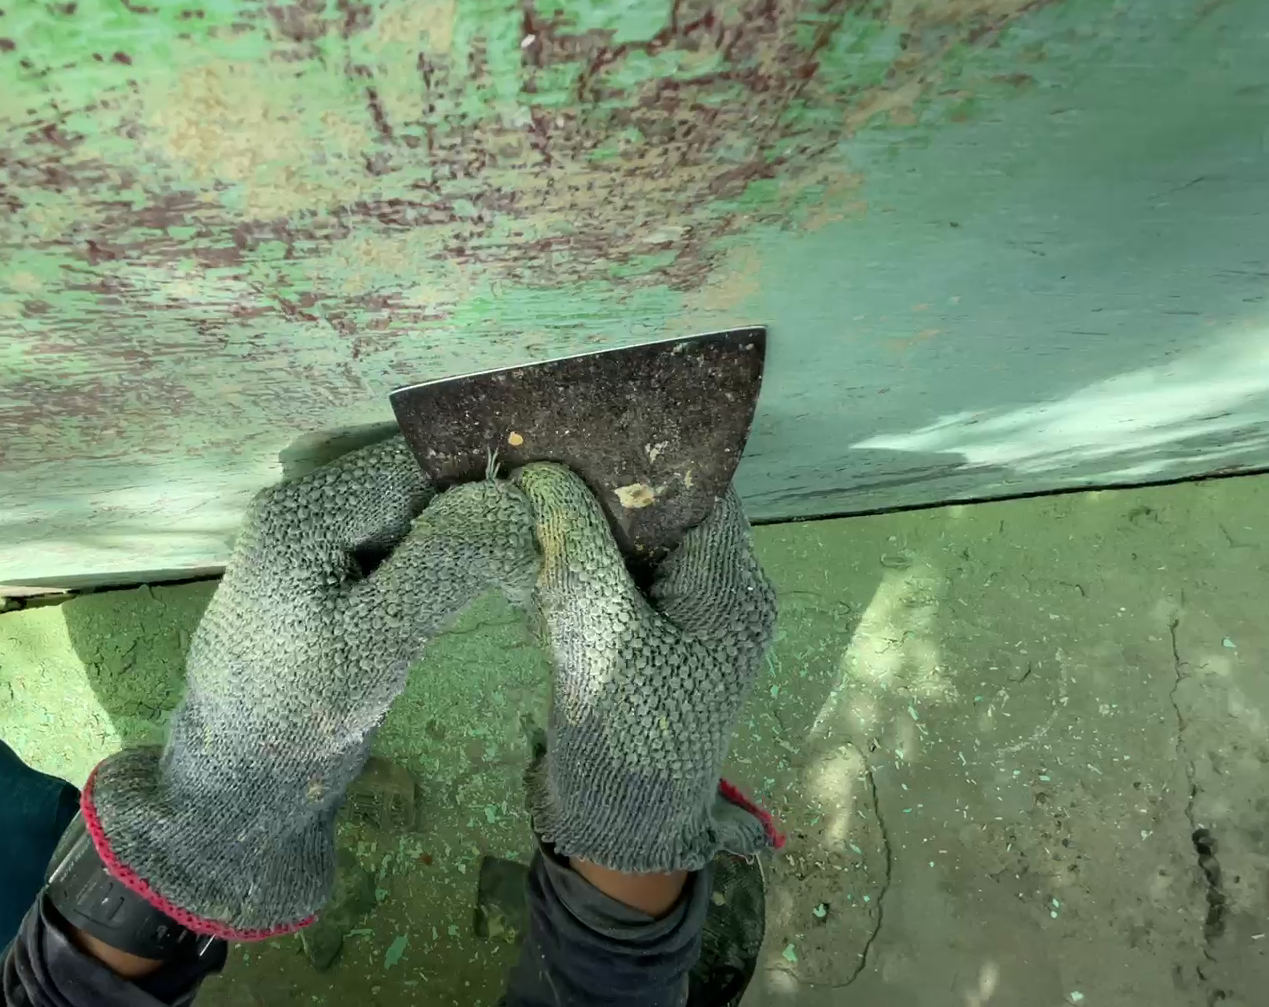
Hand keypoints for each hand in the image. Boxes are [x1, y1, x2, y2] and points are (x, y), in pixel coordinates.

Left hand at [83, 438, 536, 937]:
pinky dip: (432, 551)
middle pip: (409, 480)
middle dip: (469, 506)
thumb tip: (515, 501)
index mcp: (305, 509)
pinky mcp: (326, 560)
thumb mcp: (378, 641)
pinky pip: (391, 536)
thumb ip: (444, 565)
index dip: (479, 479)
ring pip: (406, 507)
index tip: (541, 512)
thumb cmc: (298, 710)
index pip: (412, 463)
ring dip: (455, 531)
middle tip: (528, 549)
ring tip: (503, 567)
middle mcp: (306, 502)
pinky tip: (460, 579)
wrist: (241, 768)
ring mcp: (315, 531)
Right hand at [514, 462, 777, 872]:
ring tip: (538, 503)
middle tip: (545, 467)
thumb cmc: (624, 735)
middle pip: (670, 516)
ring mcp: (691, 619)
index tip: (579, 440)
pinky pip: (626, 579)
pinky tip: (547, 558)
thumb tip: (544, 475)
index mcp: (730, 591)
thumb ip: (575, 551)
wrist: (620, 827)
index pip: (700, 495)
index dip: (645, 462)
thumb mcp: (596, 637)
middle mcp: (722, 596)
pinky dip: (588, 563)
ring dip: (592, 526)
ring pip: (642, 546)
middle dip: (609, 491)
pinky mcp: (659, 638)